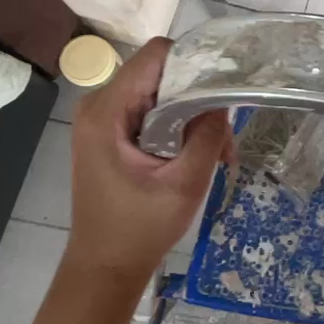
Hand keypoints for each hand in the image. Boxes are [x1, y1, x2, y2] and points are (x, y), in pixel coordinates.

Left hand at [63, 37, 230, 289]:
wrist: (105, 268)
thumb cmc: (140, 229)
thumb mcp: (184, 183)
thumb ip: (207, 135)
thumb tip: (224, 98)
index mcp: (107, 112)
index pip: (156, 55)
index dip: (193, 61)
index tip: (222, 84)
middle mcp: (99, 105)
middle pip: (159, 71)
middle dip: (197, 92)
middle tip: (224, 129)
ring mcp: (102, 118)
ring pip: (159, 90)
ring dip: (191, 111)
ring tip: (217, 149)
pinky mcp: (110, 132)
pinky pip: (150, 108)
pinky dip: (177, 122)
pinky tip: (197, 152)